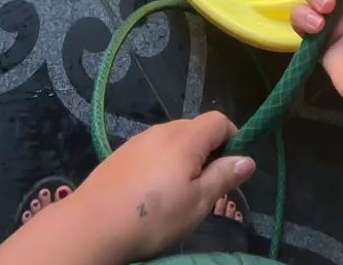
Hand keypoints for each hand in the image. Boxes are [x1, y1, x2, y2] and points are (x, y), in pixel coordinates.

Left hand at [71, 111, 255, 260]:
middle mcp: (163, 129)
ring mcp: (140, 138)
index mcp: (185, 138)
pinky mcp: (124, 152)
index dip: (233, 139)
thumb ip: (223, 177)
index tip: (233, 169)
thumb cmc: (153, 216)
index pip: (218, 120)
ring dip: (187, 158)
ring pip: (175, 139)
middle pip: (196, 128)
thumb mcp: (197, 203)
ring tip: (182, 194)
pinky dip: (165, 162)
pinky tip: (155, 192)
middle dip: (210, 152)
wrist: (94, 222)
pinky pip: (155, 148)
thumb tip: (248, 159)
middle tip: (209, 188)